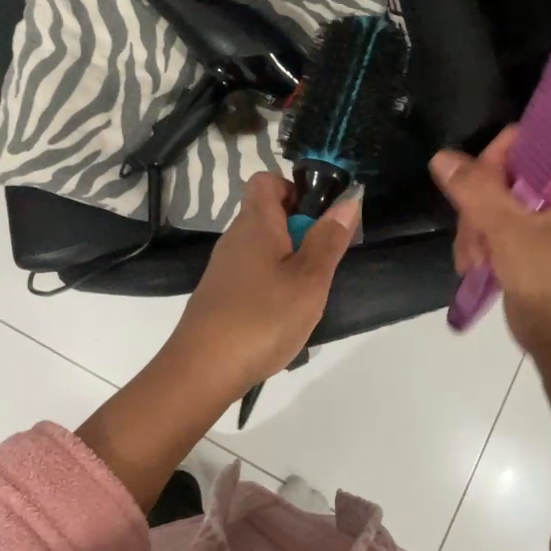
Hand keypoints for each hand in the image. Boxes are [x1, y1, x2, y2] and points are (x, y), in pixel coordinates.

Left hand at [158, 172, 358, 387]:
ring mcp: (225, 268)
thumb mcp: (309, 279)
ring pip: (265, 249)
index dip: (295, 189)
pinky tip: (283, 319)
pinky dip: (273, 287)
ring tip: (306, 297)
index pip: (267, 181)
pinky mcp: (221, 295)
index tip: (319, 219)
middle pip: (270, 216)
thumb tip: (348, 200)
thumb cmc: (262, 318)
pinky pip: (254, 275)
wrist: (203, 369)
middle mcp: (236, 238)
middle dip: (302, 233)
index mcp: (256, 224)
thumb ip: (329, 239)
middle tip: (322, 266)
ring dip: (291, 264)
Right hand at [430, 127, 550, 357]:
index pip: (525, 143)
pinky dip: (479, 245)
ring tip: (474, 262)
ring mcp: (542, 222)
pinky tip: (476, 268)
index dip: (493, 160)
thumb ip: (474, 190)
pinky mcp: (527, 245)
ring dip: (473, 232)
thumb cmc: (548, 281)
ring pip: (489, 204)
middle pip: (499, 175)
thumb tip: (441, 157)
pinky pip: (492, 229)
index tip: (476, 188)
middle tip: (476, 238)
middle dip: (477, 208)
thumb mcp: (508, 231)